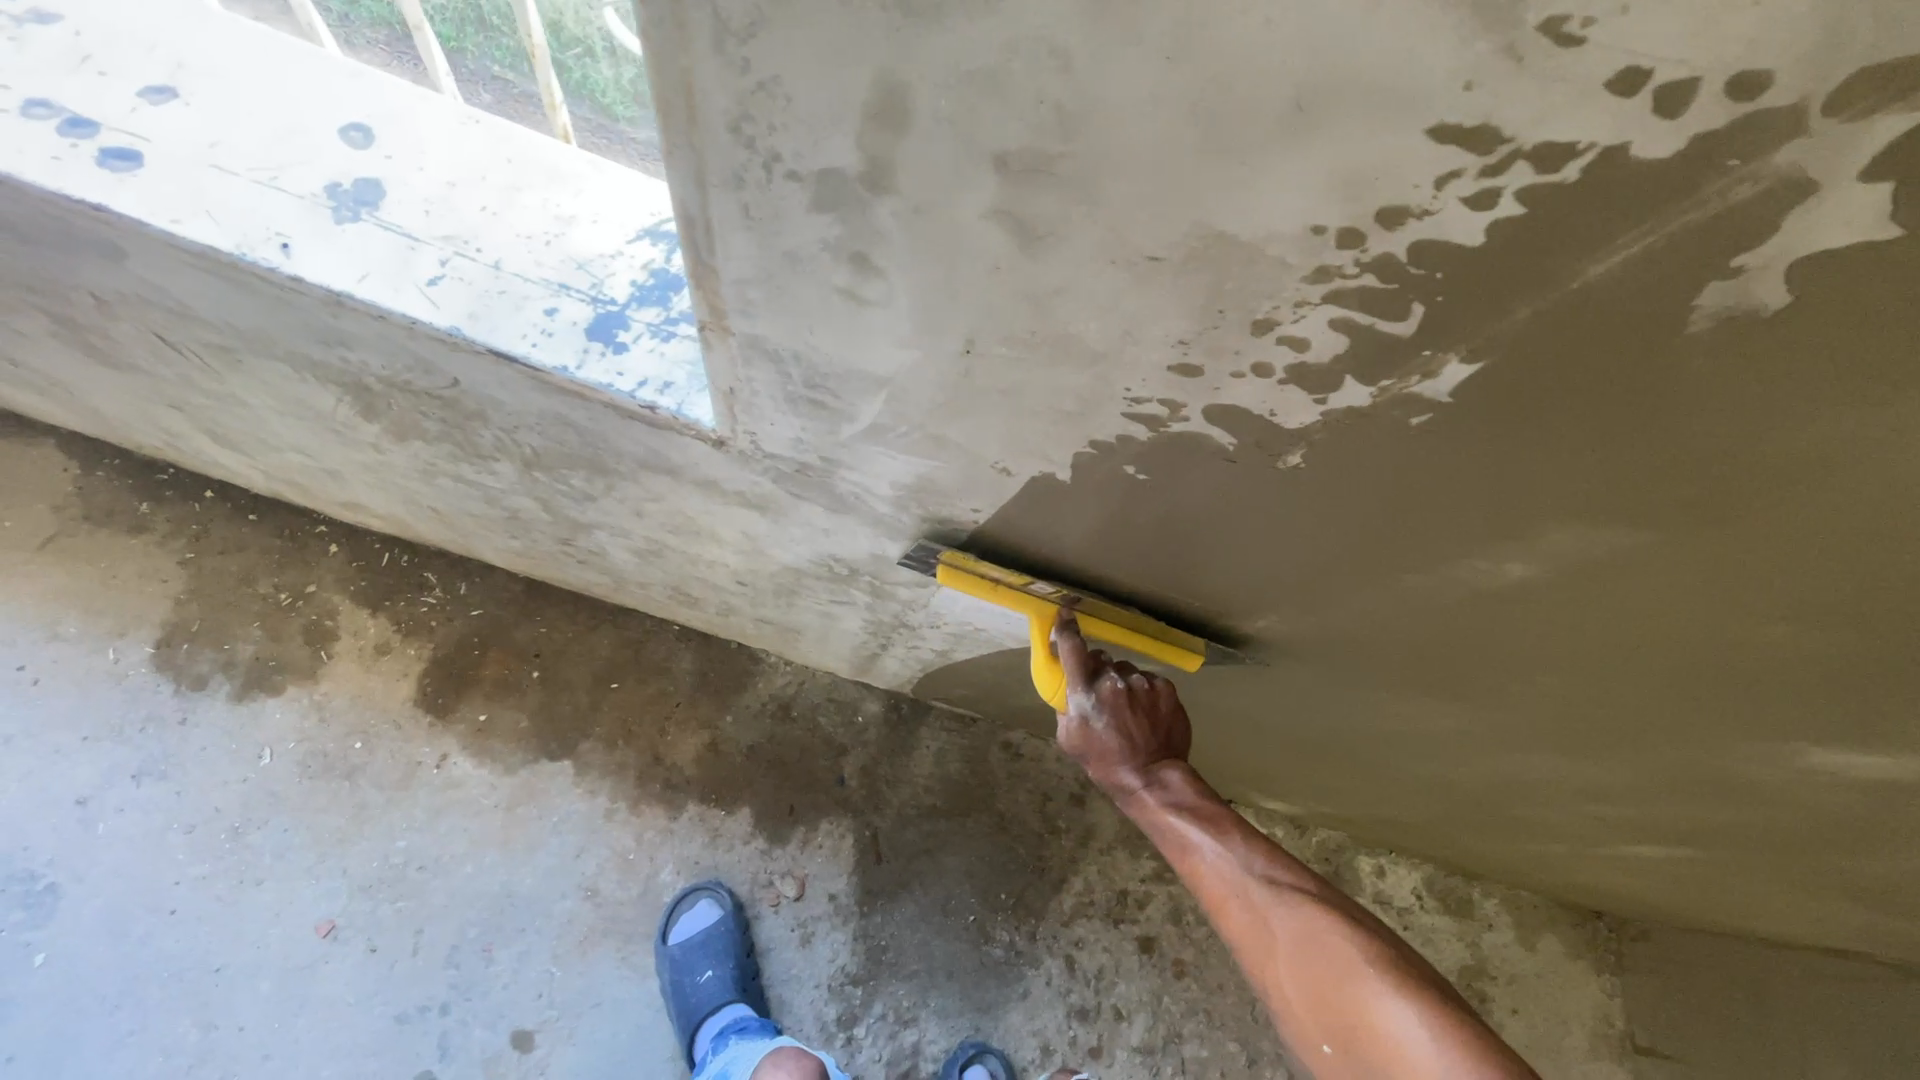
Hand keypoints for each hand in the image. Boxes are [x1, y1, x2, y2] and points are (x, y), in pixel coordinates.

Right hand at [1052, 607, 1193, 801]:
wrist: (1151, 777)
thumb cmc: (1103, 762)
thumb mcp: (1069, 738)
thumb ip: (1066, 707)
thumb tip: (1068, 690)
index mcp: (1085, 690)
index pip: (1073, 647)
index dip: (1067, 627)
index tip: (1066, 613)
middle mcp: (1113, 679)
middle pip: (1101, 658)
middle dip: (1098, 670)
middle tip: (1101, 692)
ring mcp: (1142, 681)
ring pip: (1126, 670)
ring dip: (1123, 683)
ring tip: (1128, 709)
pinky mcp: (1165, 687)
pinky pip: (1148, 680)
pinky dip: (1144, 692)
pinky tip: (1146, 713)